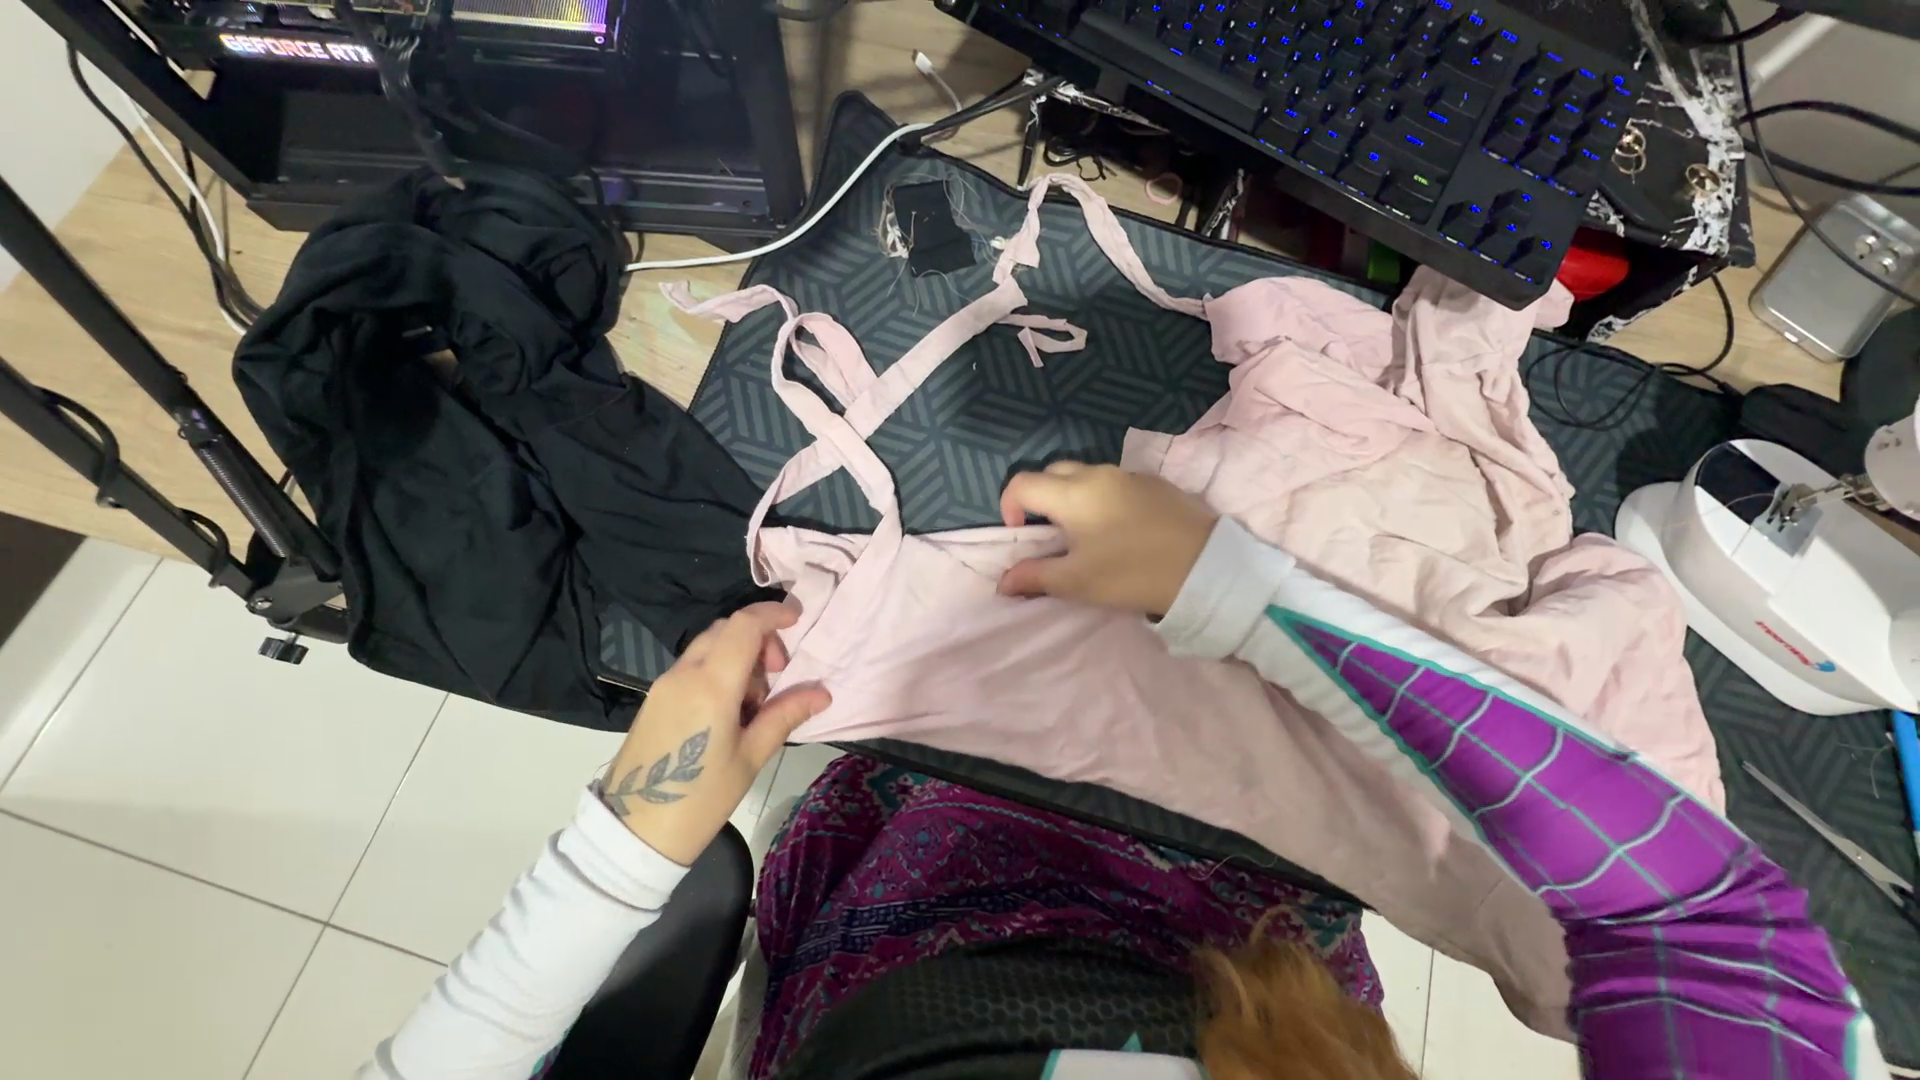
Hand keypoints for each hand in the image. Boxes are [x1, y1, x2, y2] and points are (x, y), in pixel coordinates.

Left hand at [598, 602, 830, 864]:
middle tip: (778, 676)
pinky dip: (719, 668)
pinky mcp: (655, 698)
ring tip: (755, 700)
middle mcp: (683, 673)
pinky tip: (730, 709)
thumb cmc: (701, 798)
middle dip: (759, 638)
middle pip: (726, 629)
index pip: (744, 625)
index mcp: (711, 684)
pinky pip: (693, 665)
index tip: (799, 621)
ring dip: (739, 654)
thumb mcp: (751, 757)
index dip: (773, 614)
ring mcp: (664, 684)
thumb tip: (822, 692)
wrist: (633, 834)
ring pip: (708, 645)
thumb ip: (785, 715)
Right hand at [997, 462, 1217, 616]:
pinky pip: (1115, 483)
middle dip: (1040, 498)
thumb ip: (1035, 577)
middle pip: (1052, 472)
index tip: (1020, 534)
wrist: (1207, 568)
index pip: (1022, 483)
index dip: (1009, 506)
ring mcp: (1130, 475)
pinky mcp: (1156, 484)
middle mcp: (1098, 473)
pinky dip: (1102, 499)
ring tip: (1084, 534)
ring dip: (1072, 498)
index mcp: (1073, 493)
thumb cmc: (1133, 574)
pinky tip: (1118, 530)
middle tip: (1050, 534)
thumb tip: (1004, 580)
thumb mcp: (1078, 583)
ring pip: (1085, 476)